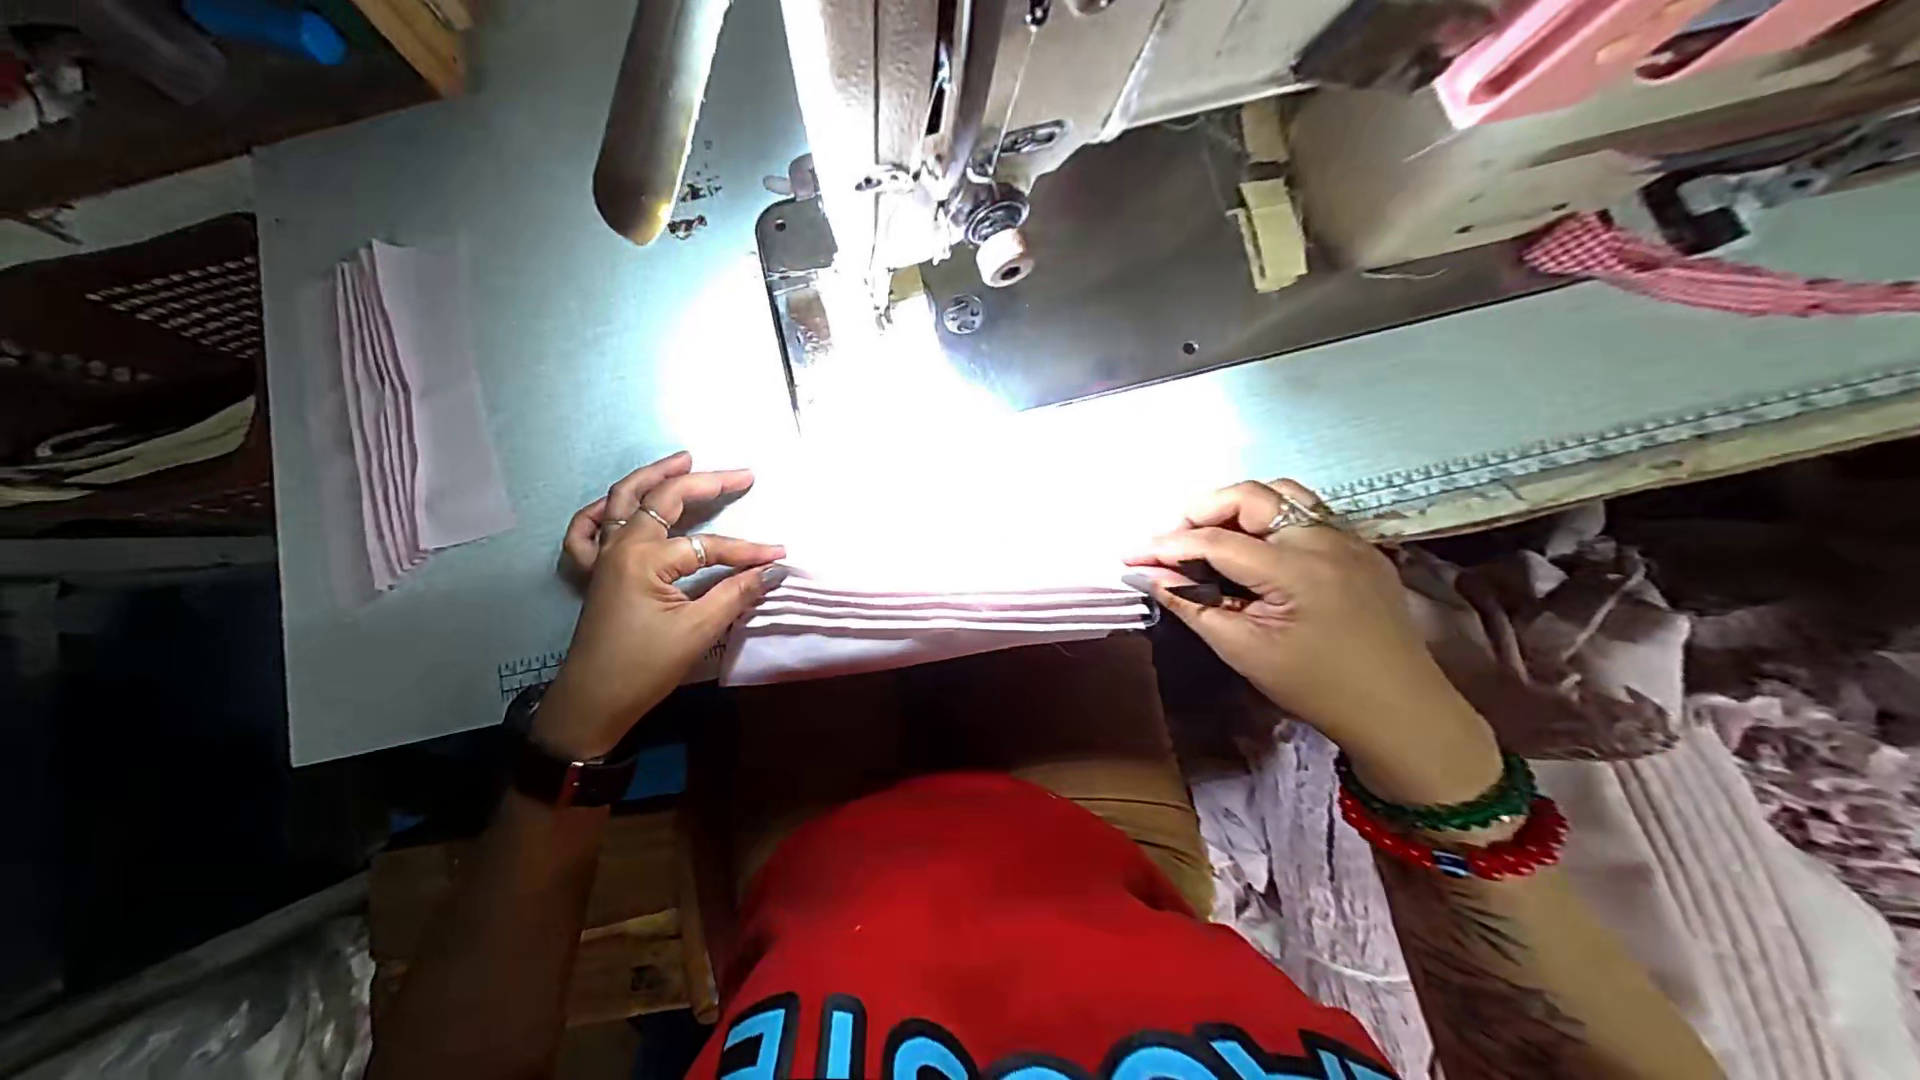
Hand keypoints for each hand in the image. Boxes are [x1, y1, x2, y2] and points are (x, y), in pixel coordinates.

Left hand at [537, 452, 785, 758]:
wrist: (593, 702)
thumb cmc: (645, 667)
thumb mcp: (698, 631)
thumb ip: (737, 593)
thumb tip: (774, 570)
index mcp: (644, 559)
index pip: (708, 545)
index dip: (748, 550)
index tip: (779, 556)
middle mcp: (621, 547)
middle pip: (663, 499)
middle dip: (706, 483)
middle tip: (742, 475)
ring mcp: (602, 557)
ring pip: (623, 500)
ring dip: (654, 476)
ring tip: (683, 461)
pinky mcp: (593, 573)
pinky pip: (586, 531)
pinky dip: (601, 511)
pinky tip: (617, 504)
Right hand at [1126, 479, 1501, 806]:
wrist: (1400, 711)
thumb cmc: (1316, 687)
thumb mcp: (1243, 650)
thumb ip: (1191, 603)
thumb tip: (1146, 575)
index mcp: (1295, 568)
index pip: (1215, 540)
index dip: (1167, 545)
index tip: (1132, 555)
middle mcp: (1324, 538)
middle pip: (1249, 496)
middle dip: (1200, 511)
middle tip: (1171, 542)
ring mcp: (1348, 538)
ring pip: (1281, 495)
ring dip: (1237, 507)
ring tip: (1209, 536)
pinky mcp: (1361, 547)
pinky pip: (1307, 514)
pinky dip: (1269, 519)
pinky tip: (1254, 549)